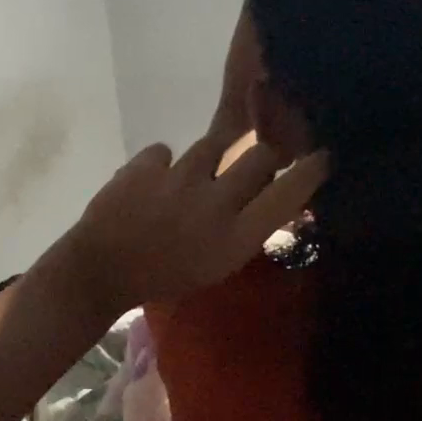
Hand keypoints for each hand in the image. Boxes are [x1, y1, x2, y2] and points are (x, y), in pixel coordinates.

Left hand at [33, 133, 328, 323]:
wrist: (99, 272)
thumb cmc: (166, 276)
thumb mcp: (219, 262)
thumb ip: (248, 223)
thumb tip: (273, 185)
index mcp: (235, 238)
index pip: (287, 195)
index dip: (309, 172)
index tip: (322, 156)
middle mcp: (214, 204)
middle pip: (260, 156)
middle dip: (264, 152)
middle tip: (257, 158)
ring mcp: (179, 179)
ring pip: (213, 145)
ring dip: (208, 160)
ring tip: (190, 183)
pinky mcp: (146, 164)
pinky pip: (167, 151)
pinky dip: (164, 166)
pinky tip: (154, 186)